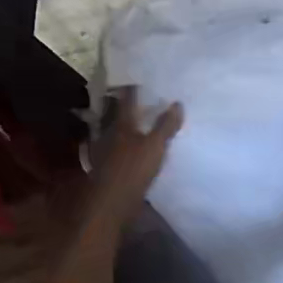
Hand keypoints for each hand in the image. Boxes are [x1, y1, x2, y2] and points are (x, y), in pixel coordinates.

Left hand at [86, 88, 183, 219]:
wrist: (110, 203)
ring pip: (115, 129)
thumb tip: (177, 103)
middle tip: (141, 95)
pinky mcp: (106, 165)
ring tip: (140, 118)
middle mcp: (109, 132)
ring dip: (125, 123)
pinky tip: (132, 145)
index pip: (126, 99)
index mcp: (120, 124)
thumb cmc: (132, 170)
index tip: (140, 78)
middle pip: (117, 113)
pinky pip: (115, 146)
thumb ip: (165, 126)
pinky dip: (124, 141)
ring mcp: (105, 149)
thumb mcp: (155, 146)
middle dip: (126, 103)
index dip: (132, 88)